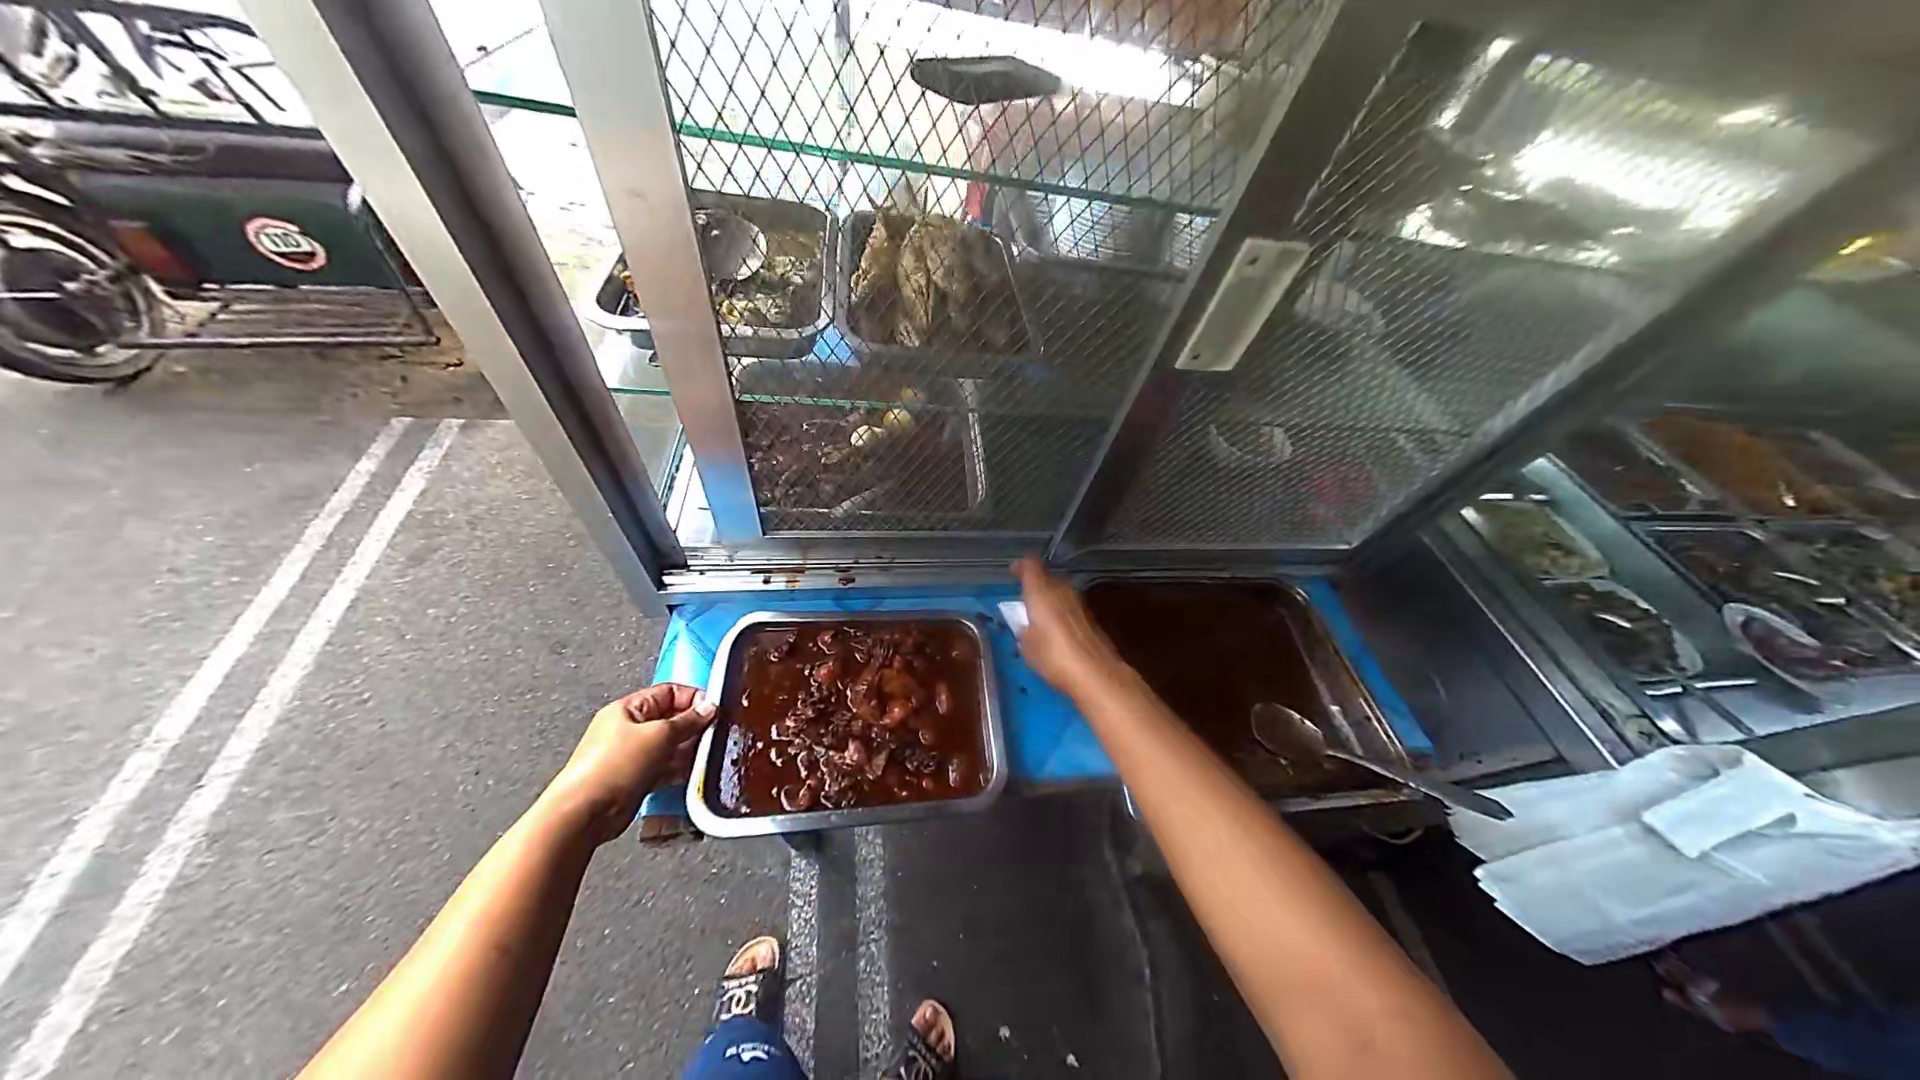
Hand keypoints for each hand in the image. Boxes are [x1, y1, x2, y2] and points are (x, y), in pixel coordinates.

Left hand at [544, 683, 716, 843]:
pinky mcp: (635, 779)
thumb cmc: (609, 768)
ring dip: (686, 750)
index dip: (692, 698)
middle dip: (692, 726)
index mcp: (628, 709)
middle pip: (670, 719)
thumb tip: (707, 709)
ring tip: (702, 754)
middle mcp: (628, 729)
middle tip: (710, 733)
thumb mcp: (658, 735)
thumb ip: (687, 721)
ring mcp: (631, 755)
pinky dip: (677, 769)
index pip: (668, 692)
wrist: (585, 813)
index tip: (712, 709)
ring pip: (669, 745)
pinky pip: (663, 768)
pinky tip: (690, 772)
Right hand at [1012, 556, 1126, 694]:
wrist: (1096, 673)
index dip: (1022, 566)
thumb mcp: (1027, 647)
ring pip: (1060, 591)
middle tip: (1025, 598)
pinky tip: (1056, 629)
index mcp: (1041, 592)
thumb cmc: (1054, 657)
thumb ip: (1024, 630)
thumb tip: (1027, 626)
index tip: (1014, 572)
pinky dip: (1061, 611)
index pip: (1031, 565)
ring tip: (1039, 615)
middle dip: (1036, 584)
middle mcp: (1061, 590)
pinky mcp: (1090, 617)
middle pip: (1047, 577)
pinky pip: (1070, 606)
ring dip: (1050, 598)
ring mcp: (1079, 603)